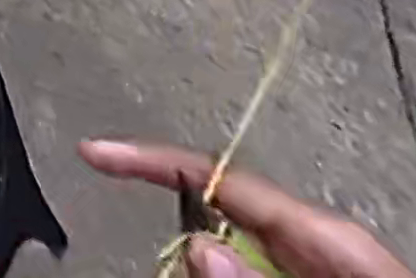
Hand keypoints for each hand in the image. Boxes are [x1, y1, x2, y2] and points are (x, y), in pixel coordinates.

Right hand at [79, 140, 415, 277]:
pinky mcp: (306, 276)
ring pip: (225, 257)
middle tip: (167, 267)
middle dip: (181, 246)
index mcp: (324, 234)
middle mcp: (312, 244)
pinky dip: (220, 275)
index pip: (214, 173)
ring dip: (204, 269)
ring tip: (195, 270)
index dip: (144, 158)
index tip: (91, 151)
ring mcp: (308, 267)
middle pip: (214, 224)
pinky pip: (244, 271)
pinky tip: (210, 274)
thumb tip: (196, 248)